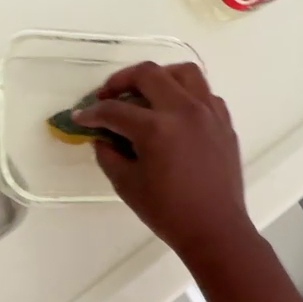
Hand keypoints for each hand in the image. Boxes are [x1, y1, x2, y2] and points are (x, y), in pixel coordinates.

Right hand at [74, 62, 252, 257]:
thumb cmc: (167, 211)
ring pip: (182, 72)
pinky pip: (203, 93)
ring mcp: (208, 112)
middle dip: (120, 81)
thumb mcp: (126, 184)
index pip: (114, 110)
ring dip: (158, 77)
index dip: (91, 114)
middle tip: (107, 96)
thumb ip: (108, 155)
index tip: (79, 118)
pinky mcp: (223, 121)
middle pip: (148, 74)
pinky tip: (173, 113)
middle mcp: (184, 110)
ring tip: (144, 92)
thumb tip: (102, 137)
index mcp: (156, 128)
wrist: (215, 229)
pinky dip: (184, 94)